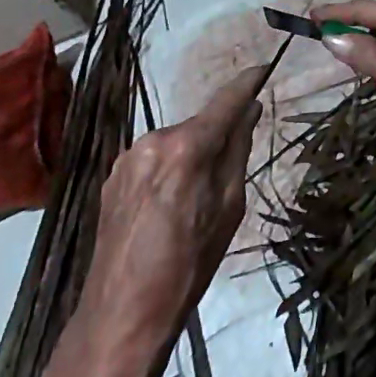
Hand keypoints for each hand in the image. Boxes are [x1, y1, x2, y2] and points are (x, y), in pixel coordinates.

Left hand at [80, 64, 266, 345]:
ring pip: (175, 143)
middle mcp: (153, 141)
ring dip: (191, 156)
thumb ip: (237, 152)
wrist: (123, 309)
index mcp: (186, 148)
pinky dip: (169, 169)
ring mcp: (127, 157)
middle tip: (228, 175)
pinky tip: (167, 206)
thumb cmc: (190, 263)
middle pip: (198, 126)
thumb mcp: (229, 209)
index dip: (247, 83)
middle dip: (217, 137)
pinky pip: (153, 160)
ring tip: (193, 201)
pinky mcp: (112, 175)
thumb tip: (249, 112)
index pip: (225, 102)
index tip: (263, 67)